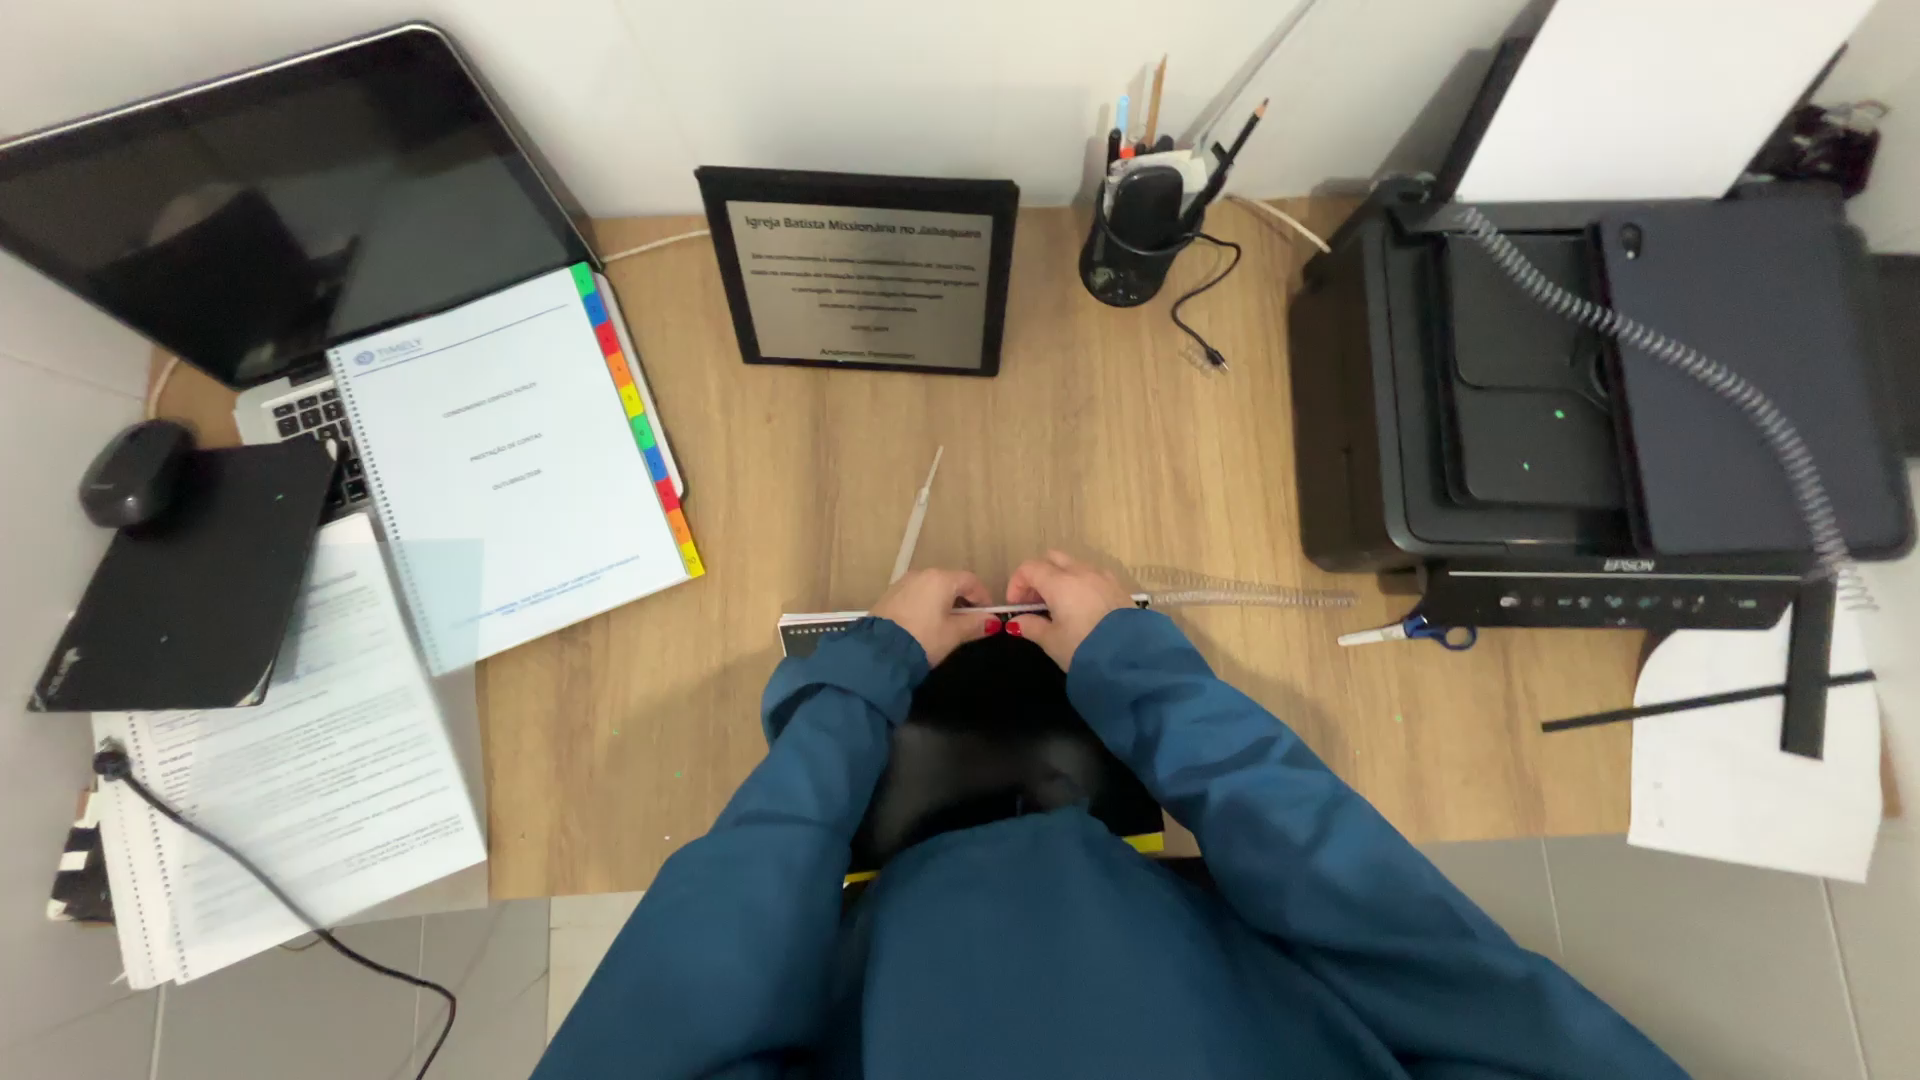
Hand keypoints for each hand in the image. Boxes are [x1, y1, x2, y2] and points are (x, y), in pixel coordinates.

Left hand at [869, 568, 996, 666]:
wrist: (878, 652)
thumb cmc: (923, 639)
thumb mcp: (953, 634)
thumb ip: (975, 624)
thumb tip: (993, 621)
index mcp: (940, 579)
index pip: (971, 581)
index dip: (983, 598)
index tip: (988, 616)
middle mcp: (921, 574)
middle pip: (951, 582)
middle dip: (964, 600)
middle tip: (970, 623)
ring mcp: (903, 583)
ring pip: (932, 589)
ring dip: (944, 603)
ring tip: (948, 626)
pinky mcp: (889, 595)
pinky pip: (916, 595)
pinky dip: (927, 605)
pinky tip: (926, 625)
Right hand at [1005, 551, 1134, 669]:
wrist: (1132, 659)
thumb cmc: (1084, 648)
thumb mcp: (1052, 642)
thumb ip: (1031, 627)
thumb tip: (1016, 623)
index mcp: (1060, 582)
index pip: (1029, 568)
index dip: (1017, 584)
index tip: (1016, 606)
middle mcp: (1081, 572)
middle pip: (1052, 558)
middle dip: (1038, 575)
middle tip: (1035, 601)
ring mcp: (1103, 577)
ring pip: (1074, 565)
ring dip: (1061, 578)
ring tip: (1059, 606)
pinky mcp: (1119, 587)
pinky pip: (1093, 575)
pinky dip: (1081, 583)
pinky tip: (1082, 607)